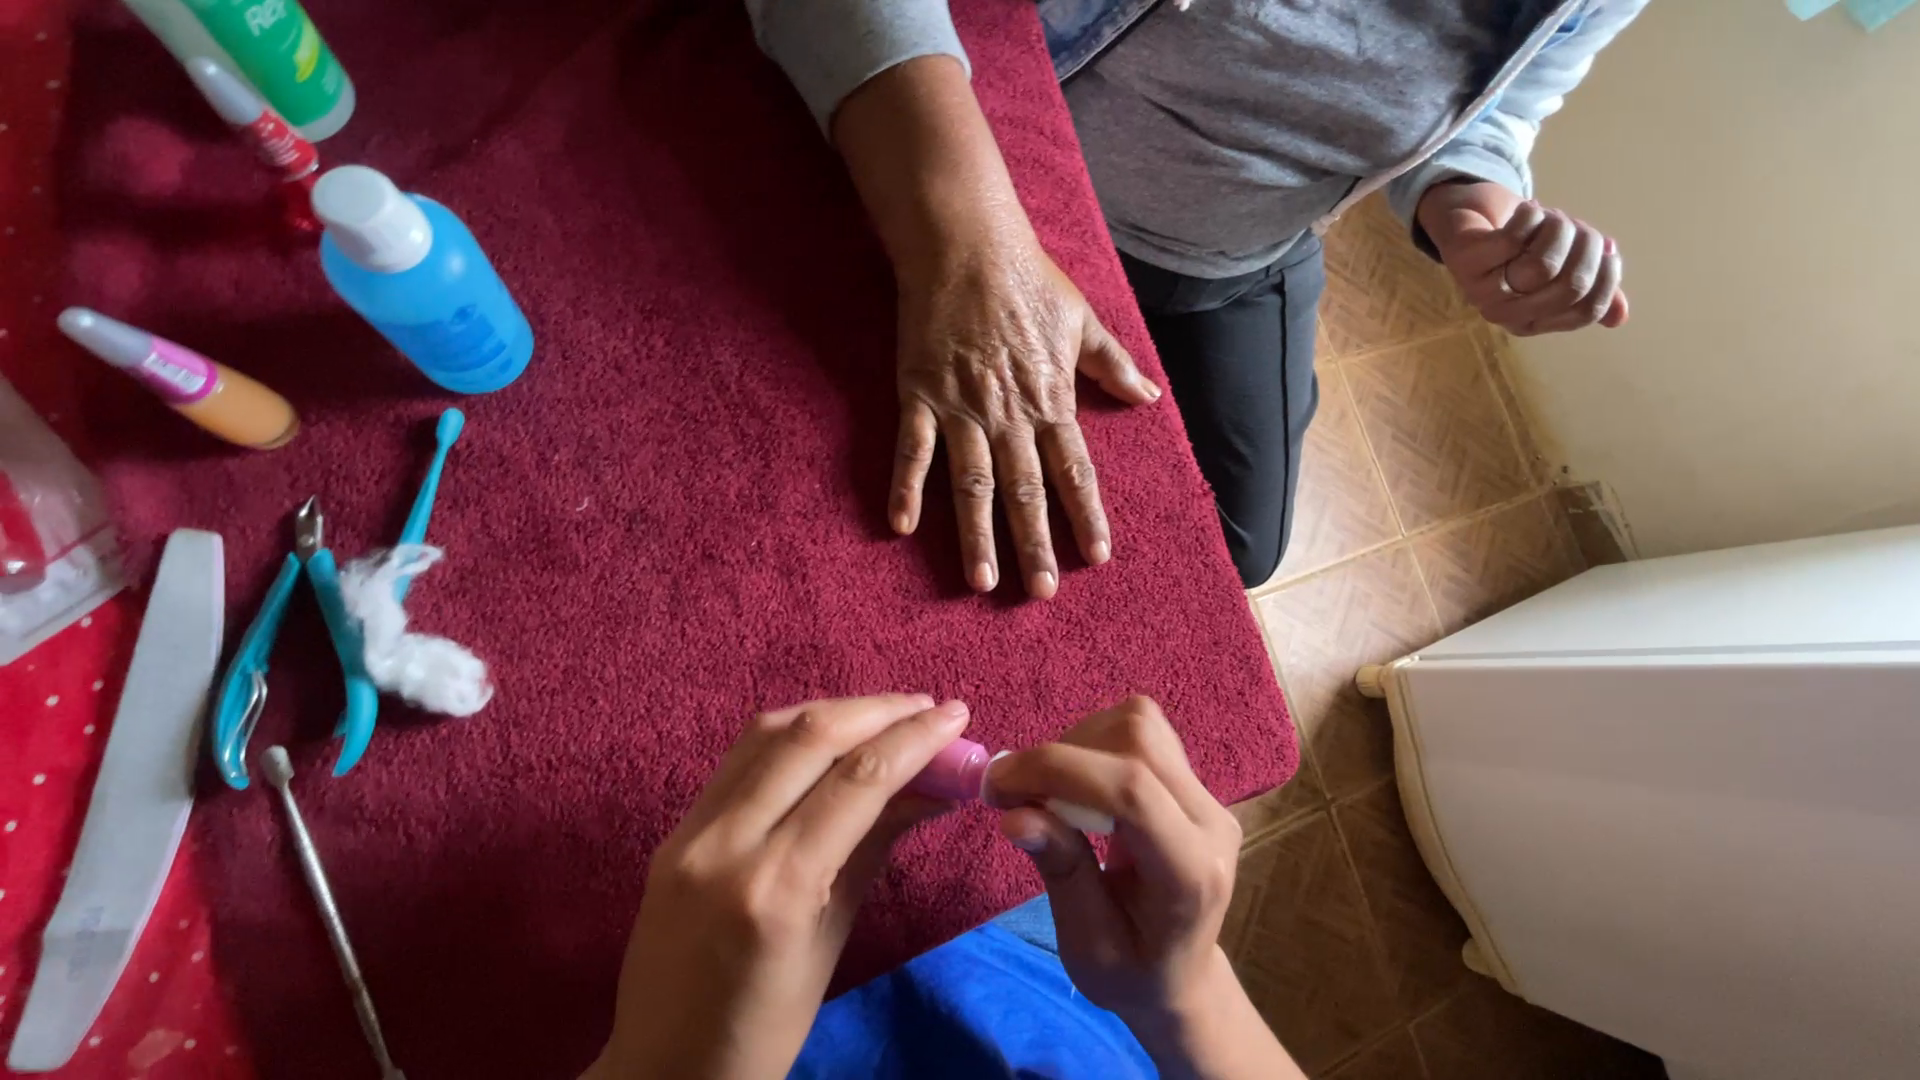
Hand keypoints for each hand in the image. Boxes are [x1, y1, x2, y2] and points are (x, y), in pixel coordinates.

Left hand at [587, 694, 969, 1079]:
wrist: (660, 1071)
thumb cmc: (765, 1028)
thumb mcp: (834, 940)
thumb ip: (877, 846)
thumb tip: (933, 788)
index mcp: (776, 888)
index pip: (858, 782)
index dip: (914, 738)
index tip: (955, 715)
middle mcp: (727, 843)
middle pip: (812, 737)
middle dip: (880, 711)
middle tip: (928, 708)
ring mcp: (691, 830)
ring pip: (770, 731)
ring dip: (837, 711)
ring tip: (886, 713)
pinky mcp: (675, 828)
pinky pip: (740, 756)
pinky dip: (794, 731)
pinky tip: (829, 734)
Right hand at [891, 237, 1159, 598]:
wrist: (967, 243)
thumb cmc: (1028, 278)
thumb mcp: (1082, 319)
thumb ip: (1113, 364)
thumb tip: (1150, 398)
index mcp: (1051, 398)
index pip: (1074, 470)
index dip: (1086, 515)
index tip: (1096, 556)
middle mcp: (1010, 413)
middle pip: (1025, 490)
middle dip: (1035, 544)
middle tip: (1041, 592)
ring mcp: (962, 407)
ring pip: (971, 483)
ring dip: (978, 534)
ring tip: (983, 580)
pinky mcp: (919, 394)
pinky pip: (912, 448)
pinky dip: (906, 487)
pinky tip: (901, 526)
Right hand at [987, 697, 1301, 1079]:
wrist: (1178, 976)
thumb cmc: (1132, 973)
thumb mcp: (1087, 945)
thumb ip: (1061, 871)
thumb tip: (1015, 813)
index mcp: (1192, 872)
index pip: (1132, 791)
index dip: (1058, 771)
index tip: (998, 786)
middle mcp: (1211, 821)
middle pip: (1137, 740)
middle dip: (1062, 755)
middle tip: (1016, 791)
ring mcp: (1208, 795)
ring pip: (1139, 722)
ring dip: (1077, 742)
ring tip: (1049, 788)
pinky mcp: (1192, 780)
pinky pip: (1141, 730)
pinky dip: (1093, 740)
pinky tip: (1077, 782)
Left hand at [1419, 179, 1628, 336]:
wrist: (1470, 220)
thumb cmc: (1523, 246)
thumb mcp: (1564, 264)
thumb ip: (1589, 288)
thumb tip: (1618, 318)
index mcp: (1531, 320)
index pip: (1586, 311)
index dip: (1608, 277)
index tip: (1608, 251)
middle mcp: (1504, 314)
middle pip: (1571, 288)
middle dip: (1589, 248)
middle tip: (1578, 227)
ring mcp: (1481, 290)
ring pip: (1542, 266)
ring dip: (1561, 230)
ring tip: (1553, 217)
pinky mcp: (1465, 263)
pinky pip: (1512, 241)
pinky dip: (1532, 216)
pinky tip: (1529, 210)